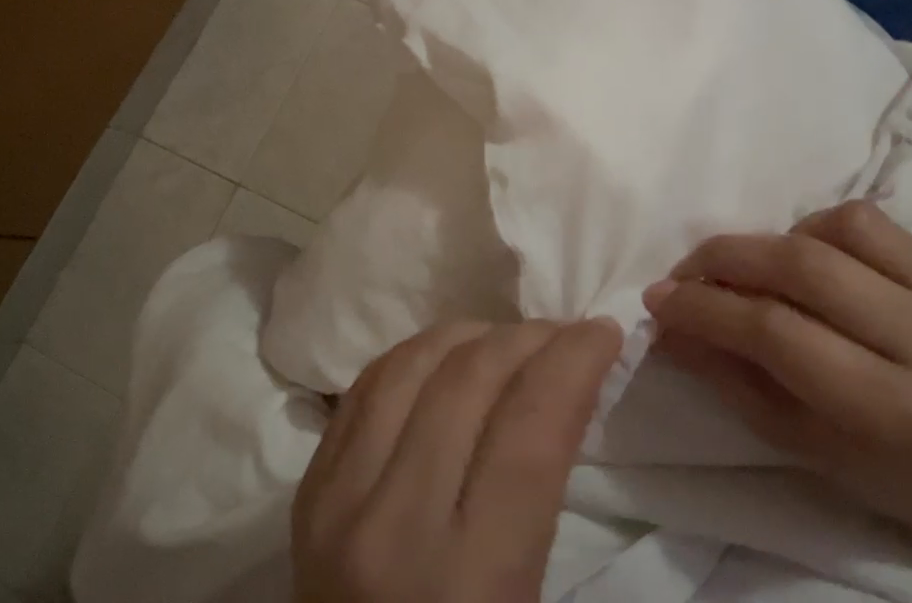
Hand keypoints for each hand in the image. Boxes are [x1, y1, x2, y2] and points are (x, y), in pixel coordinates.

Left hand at [292, 319, 622, 602]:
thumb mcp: (527, 593)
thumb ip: (543, 493)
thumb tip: (568, 388)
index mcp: (468, 577)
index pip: (528, 429)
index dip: (574, 362)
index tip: (605, 334)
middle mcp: (392, 527)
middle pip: (468, 382)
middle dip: (531, 337)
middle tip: (567, 336)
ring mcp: (336, 502)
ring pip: (409, 367)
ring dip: (473, 334)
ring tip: (511, 340)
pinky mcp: (306, 491)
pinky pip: (365, 388)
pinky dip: (417, 355)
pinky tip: (450, 358)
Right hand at [643, 199, 911, 529]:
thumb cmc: (873, 467)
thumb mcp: (791, 439)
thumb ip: (726, 374)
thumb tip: (666, 319)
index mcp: (892, 410)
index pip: (779, 334)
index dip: (708, 308)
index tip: (659, 298)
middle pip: (808, 269)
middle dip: (728, 258)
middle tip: (685, 270)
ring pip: (839, 228)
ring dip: (775, 241)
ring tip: (752, 271)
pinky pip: (867, 220)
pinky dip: (817, 229)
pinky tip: (804, 259)